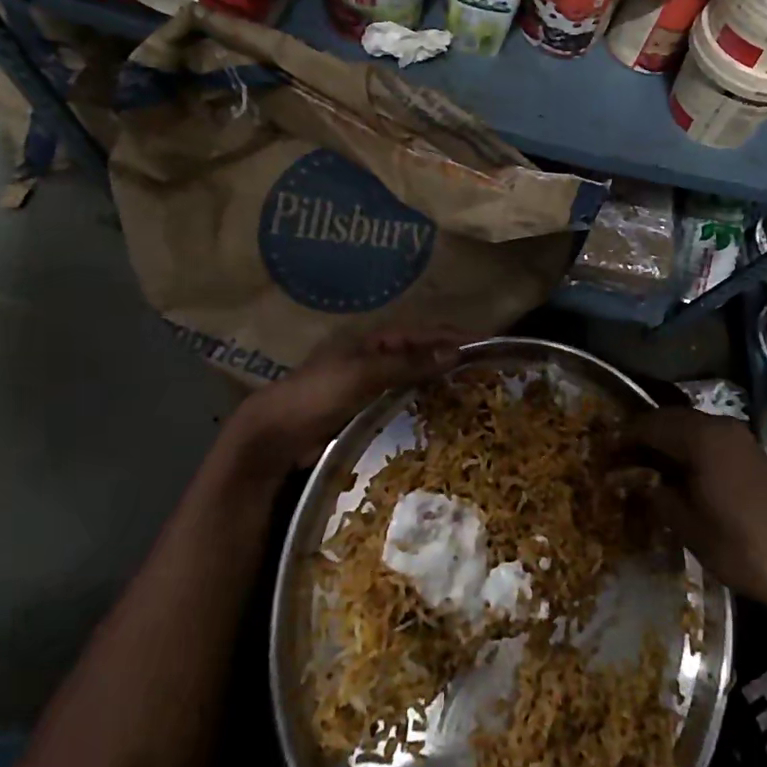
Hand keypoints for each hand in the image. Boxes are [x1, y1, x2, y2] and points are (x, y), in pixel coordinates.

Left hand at [219, 327, 476, 481]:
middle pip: (423, 351)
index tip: (490, 344)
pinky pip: (405, 399)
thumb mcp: (362, 374)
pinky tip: (443, 415)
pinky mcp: (368, 408)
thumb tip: (454, 351)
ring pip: (416, 376)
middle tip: (490, 371)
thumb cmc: (316, 395)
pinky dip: (426, 402)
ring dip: (443, 380)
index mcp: (374, 339)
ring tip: (475, 392)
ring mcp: (372, 382)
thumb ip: (407, 363)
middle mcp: (376, 355)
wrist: (275, 434)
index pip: (425, 331)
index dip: (456, 336)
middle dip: (454, 356)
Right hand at [622, 407, 766, 610]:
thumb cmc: (740, 548)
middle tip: (617, 457)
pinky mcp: (750, 451)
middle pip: (669, 418)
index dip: (623, 437)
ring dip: (663, 438)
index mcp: (702, 438)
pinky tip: (674, 469)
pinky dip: (685, 445)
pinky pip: (707, 436)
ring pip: (689, 425)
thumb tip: (625, 477)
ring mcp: (739, 437)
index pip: (650, 424)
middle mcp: (720, 426)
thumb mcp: (686, 524)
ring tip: (641, 464)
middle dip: (641, 434)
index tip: (602, 452)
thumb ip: (653, 492)